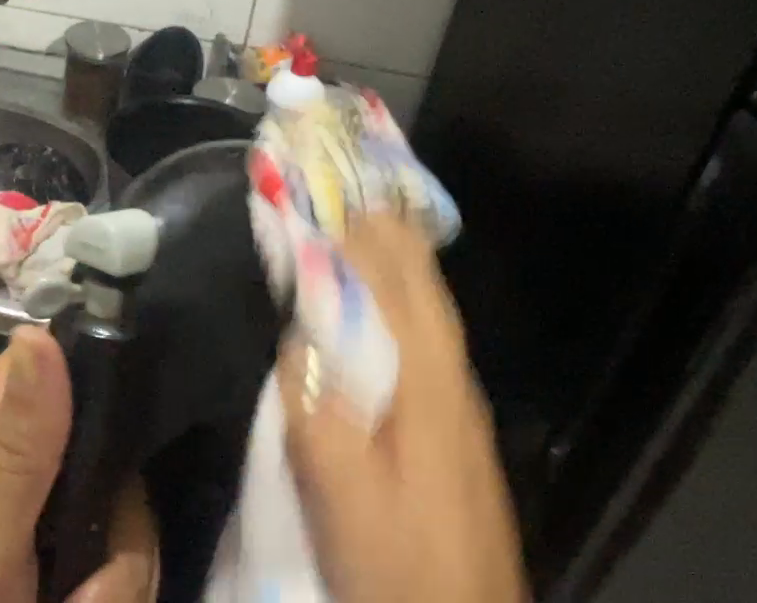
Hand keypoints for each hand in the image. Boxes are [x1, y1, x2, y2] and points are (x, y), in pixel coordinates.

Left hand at [0, 325, 158, 602]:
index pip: (69, 361)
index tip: (124, 439)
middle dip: (120, 518)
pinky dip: (116, 594)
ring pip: (135, 516)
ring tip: (74, 602)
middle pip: (120, 448)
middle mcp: (32, 457)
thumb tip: (37, 329)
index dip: (106, 384)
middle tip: (90, 571)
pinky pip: (134, 562)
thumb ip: (13, 443)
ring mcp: (60, 510)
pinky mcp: (82, 558)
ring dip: (117, 578)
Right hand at [278, 214, 526, 602]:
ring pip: (428, 312)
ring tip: (366, 227)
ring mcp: (458, 406)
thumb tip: (297, 339)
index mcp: (425, 386)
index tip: (326, 194)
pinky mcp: (453, 429)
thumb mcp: (342, 497)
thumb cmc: (400, 566)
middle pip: (421, 291)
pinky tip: (385, 304)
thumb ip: (314, 410)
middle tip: (351, 191)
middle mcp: (450, 382)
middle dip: (387, 237)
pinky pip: (425, 339)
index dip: (358, 239)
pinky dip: (402, 300)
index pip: (391, 289)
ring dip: (397, 263)